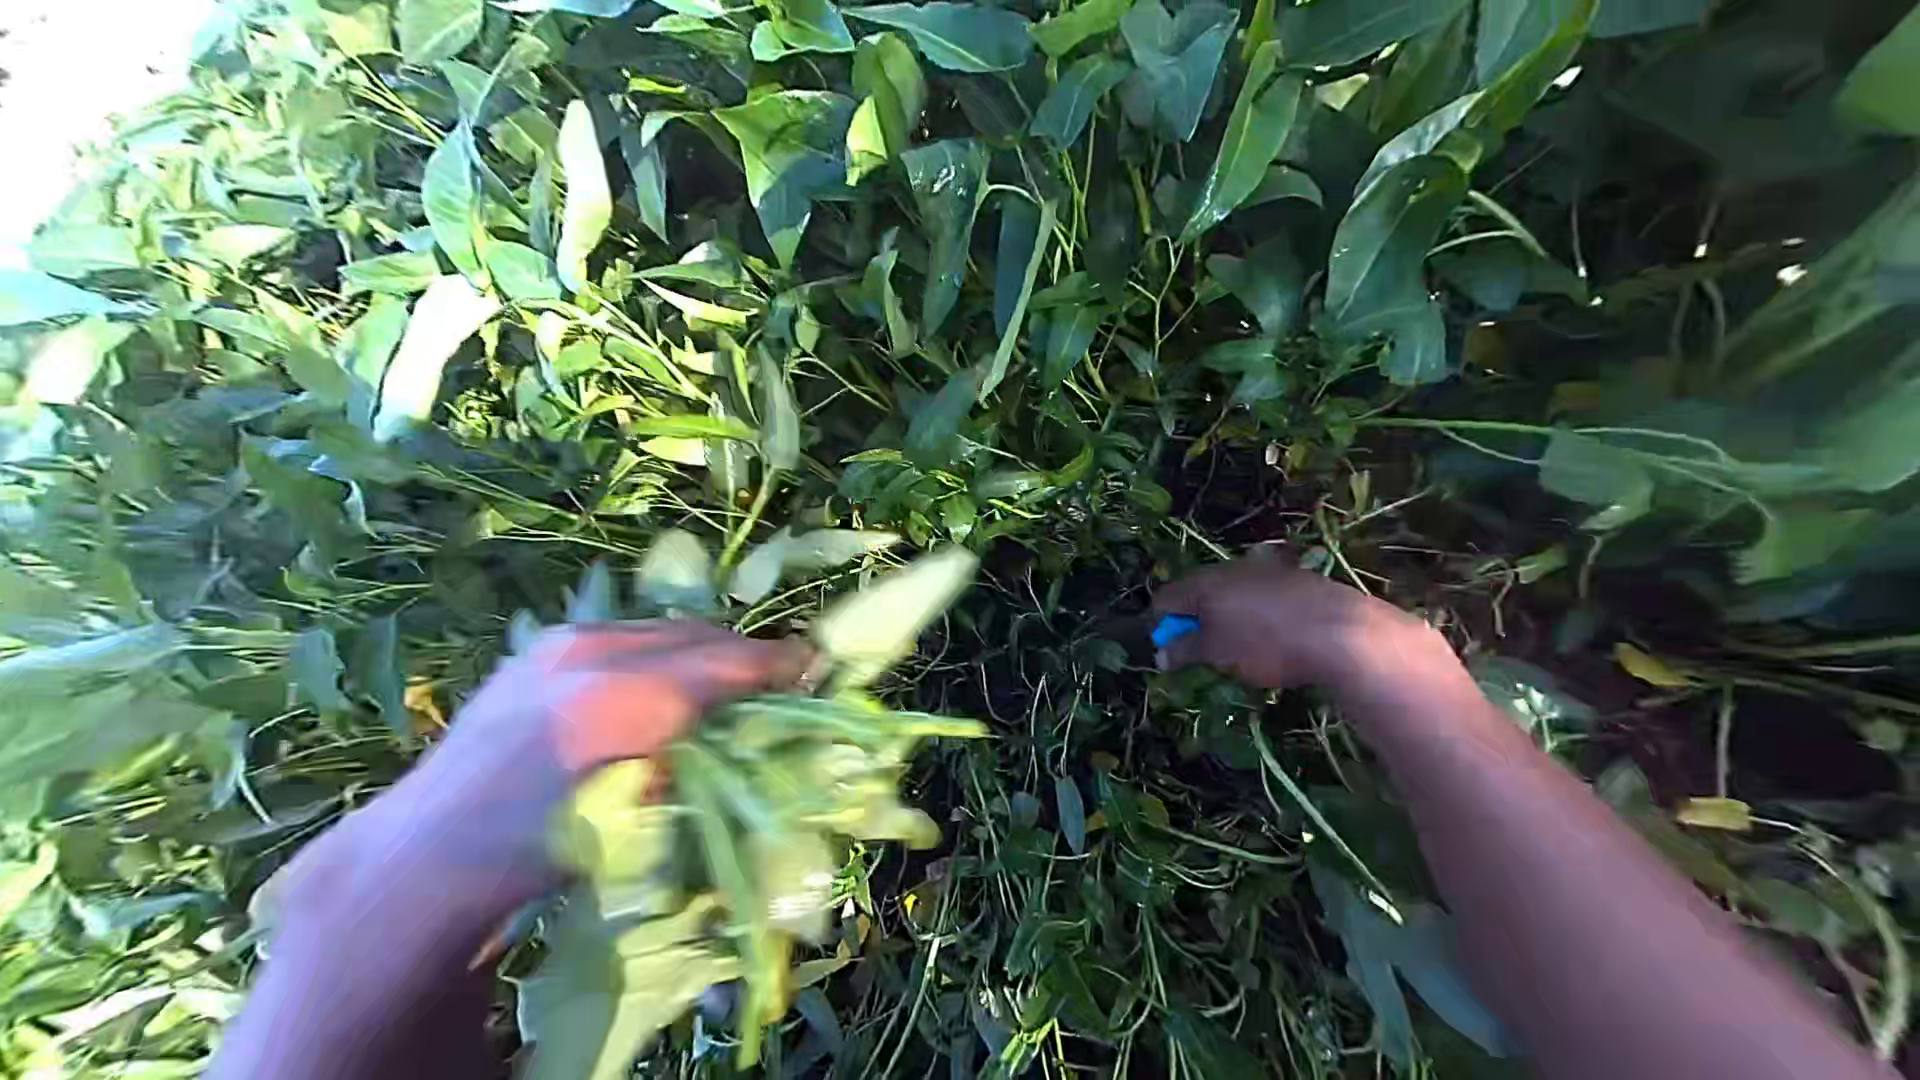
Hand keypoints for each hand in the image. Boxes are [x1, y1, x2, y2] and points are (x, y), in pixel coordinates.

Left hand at [272, 622, 809, 945]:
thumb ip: (706, 755)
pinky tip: (663, 683)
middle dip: (744, 656)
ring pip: (668, 629)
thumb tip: (764, 724)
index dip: (775, 663)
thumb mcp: (642, 812)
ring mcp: (565, 642)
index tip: (814, 663)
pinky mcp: (548, 643)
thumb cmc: (543, 848)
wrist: (425, 853)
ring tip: (719, 683)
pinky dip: (664, 652)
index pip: (722, 664)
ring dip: (704, 651)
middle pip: (701, 636)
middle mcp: (595, 653)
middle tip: (771, 681)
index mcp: (621, 704)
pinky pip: (631, 633)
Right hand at [1152, 550, 1435, 689]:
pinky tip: (1272, 636)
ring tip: (1238, 647)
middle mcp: (1230, 569)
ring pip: (1231, 592)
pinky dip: (1254, 614)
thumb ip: (1184, 651)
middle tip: (1203, 651)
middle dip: (1194, 620)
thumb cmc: (1265, 643)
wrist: (1343, 633)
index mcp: (1203, 582)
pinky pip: (1261, 595)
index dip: (1161, 625)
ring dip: (1225, 616)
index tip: (1171, 651)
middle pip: (1197, 592)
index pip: (1165, 598)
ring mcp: (1266, 570)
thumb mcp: (1216, 653)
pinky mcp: (1296, 579)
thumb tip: (1161, 654)